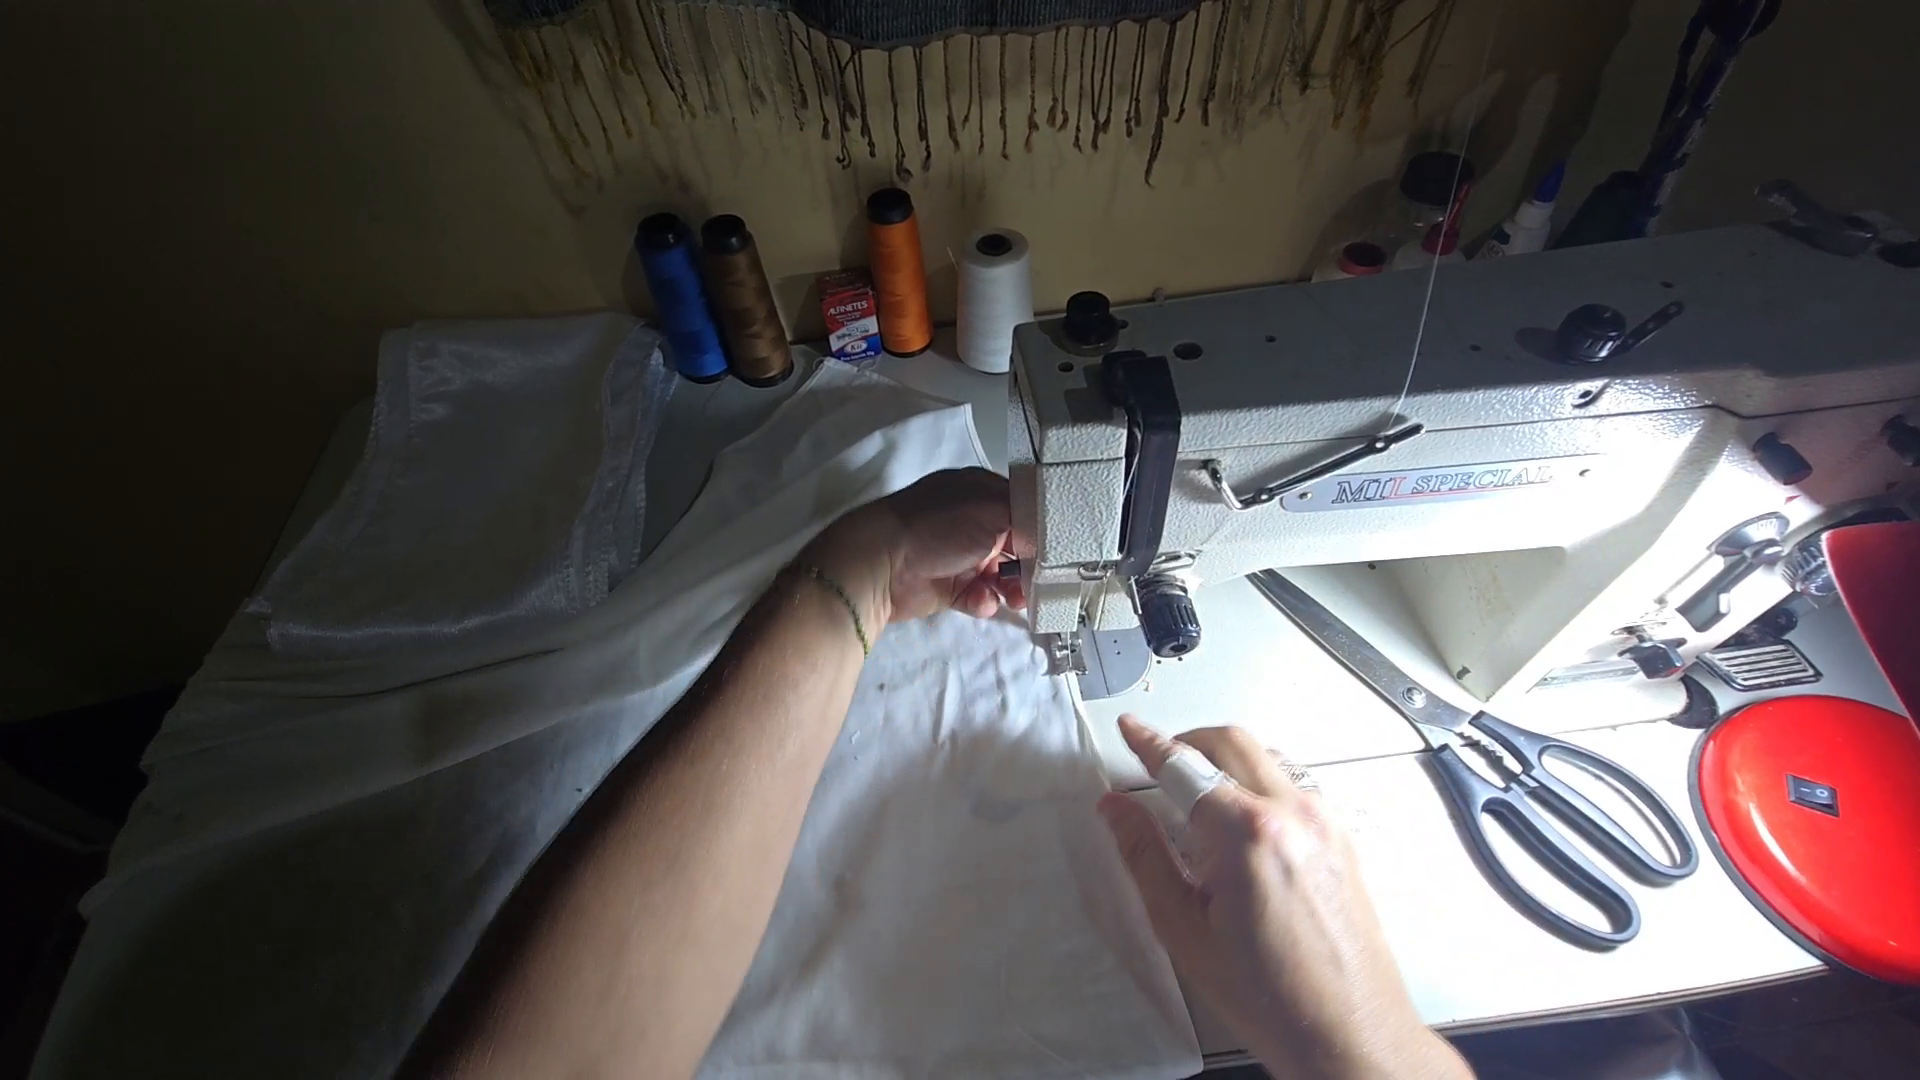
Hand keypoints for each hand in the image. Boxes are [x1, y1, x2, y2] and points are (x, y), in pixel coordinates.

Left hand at [801, 468, 1024, 628]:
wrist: (881, 563)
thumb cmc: (939, 527)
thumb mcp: (992, 509)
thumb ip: (1027, 518)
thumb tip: (1046, 535)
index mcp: (979, 493)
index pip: (1023, 508)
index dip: (1042, 529)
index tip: (1062, 551)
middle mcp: (971, 521)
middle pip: (1016, 545)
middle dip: (1032, 564)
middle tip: (1043, 583)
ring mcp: (958, 555)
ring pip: (1000, 575)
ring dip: (1012, 587)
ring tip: (1015, 599)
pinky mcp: (947, 587)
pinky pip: (978, 596)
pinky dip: (984, 600)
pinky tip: (982, 600)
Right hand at [1099, 716, 1469, 1079]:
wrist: (1354, 1040)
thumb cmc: (1269, 996)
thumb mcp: (1183, 928)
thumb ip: (1144, 854)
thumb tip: (1114, 806)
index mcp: (1245, 834)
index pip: (1184, 766)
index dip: (1148, 743)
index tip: (1129, 728)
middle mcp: (1291, 814)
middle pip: (1229, 741)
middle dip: (1186, 740)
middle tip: (1157, 761)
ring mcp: (1324, 823)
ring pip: (1263, 756)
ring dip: (1222, 759)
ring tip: (1196, 796)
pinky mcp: (1341, 838)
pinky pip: (1290, 783)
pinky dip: (1254, 780)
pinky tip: (1239, 820)